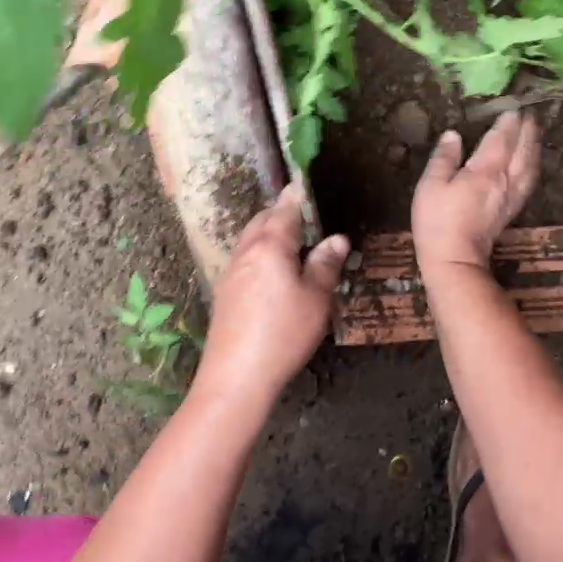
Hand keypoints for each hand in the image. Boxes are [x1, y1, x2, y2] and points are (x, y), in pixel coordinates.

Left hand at [193, 184, 350, 411]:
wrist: (235, 378)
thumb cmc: (283, 333)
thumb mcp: (316, 299)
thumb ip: (326, 264)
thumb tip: (337, 239)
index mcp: (271, 246)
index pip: (285, 210)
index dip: (295, 196)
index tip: (302, 183)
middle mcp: (247, 252)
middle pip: (262, 221)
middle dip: (280, 213)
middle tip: (303, 216)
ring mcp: (231, 273)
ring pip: (250, 240)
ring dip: (268, 233)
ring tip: (291, 242)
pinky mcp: (225, 293)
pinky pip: (244, 259)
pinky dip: (259, 253)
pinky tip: (272, 272)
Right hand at [412, 110, 541, 276]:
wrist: (455, 260)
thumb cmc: (438, 221)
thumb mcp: (431, 185)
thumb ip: (444, 157)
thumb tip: (453, 135)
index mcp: (485, 171)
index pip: (501, 139)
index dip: (508, 122)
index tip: (513, 106)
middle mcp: (505, 180)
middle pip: (522, 150)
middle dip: (527, 130)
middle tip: (530, 114)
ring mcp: (511, 196)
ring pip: (530, 165)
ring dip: (534, 146)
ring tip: (535, 133)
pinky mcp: (511, 209)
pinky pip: (529, 181)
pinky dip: (533, 166)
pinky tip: (532, 163)